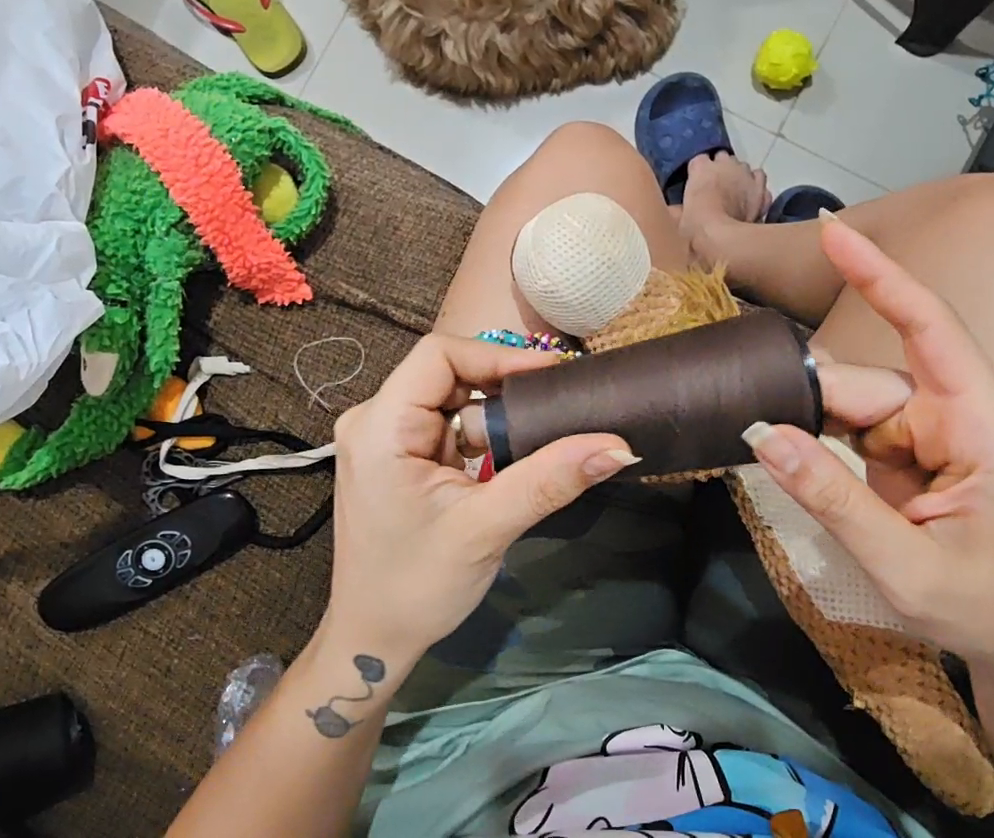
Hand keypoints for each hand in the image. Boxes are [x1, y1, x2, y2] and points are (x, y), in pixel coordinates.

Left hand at [324, 334, 637, 661]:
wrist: (373, 639)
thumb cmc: (417, 586)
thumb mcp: (487, 527)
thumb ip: (550, 480)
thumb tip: (619, 446)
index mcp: (380, 425)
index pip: (440, 355)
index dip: (498, 356)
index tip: (552, 376)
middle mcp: (375, 420)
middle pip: (447, 375)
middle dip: (503, 389)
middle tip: (560, 404)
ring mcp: (384, 440)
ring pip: (452, 402)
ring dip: (496, 418)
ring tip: (545, 432)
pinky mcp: (398, 459)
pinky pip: (448, 429)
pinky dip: (483, 439)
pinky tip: (514, 455)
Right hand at [741, 216, 993, 670]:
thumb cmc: (987, 609)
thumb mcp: (907, 566)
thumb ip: (835, 501)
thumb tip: (765, 436)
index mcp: (982, 429)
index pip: (932, 332)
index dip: (883, 279)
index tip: (832, 233)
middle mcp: (955, 416)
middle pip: (868, 380)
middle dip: (815, 402)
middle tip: (761, 437)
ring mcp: (928, 433)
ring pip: (850, 403)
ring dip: (814, 425)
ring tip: (792, 466)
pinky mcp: (905, 452)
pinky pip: (848, 428)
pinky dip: (817, 438)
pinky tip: (797, 456)